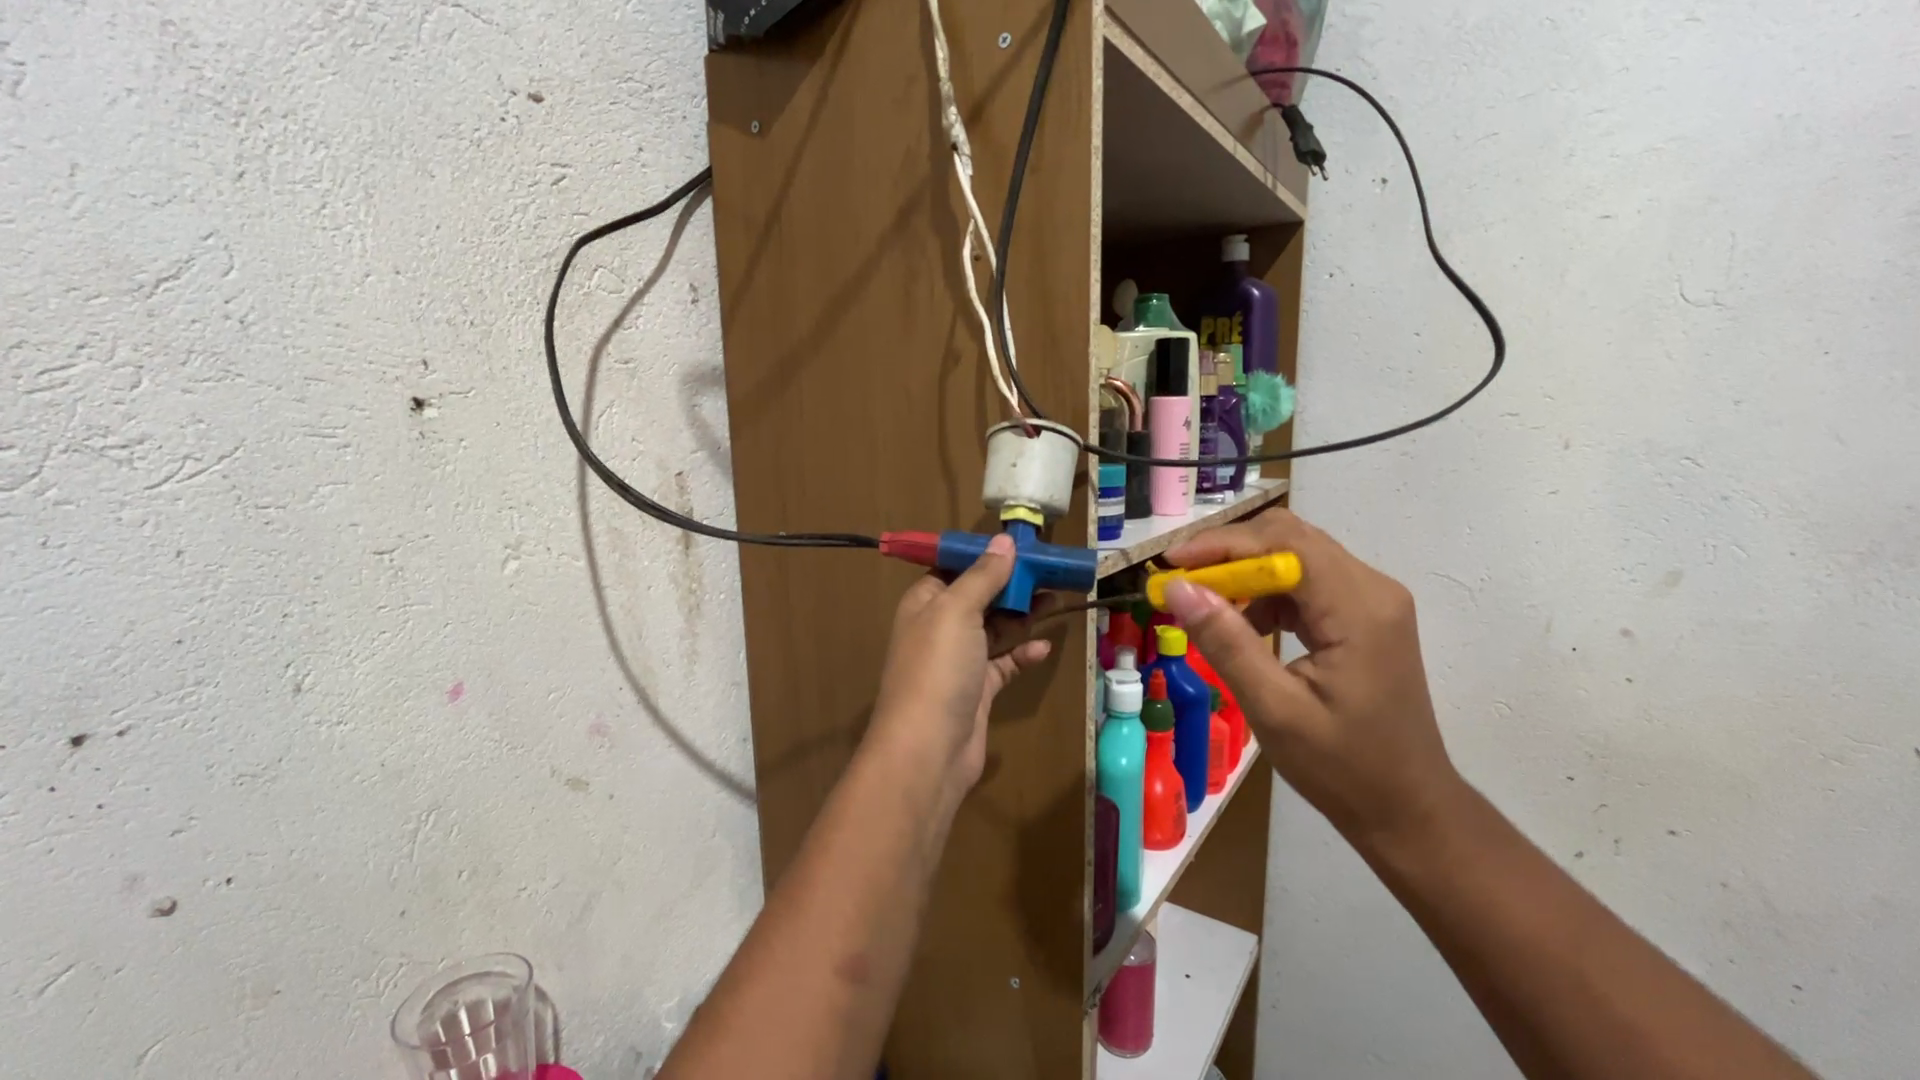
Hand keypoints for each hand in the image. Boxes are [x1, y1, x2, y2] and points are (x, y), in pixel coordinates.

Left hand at [869, 534, 1053, 794]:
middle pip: (980, 596)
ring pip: (995, 628)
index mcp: (925, 602)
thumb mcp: (957, 610)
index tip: (1022, 543)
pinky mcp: (978, 690)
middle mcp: (939, 628)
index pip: (954, 568)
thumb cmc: (938, 668)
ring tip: (1058, 597)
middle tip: (1052, 570)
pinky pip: (1004, 663)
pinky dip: (1023, 653)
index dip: (985, 555)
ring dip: (1023, 613)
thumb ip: (983, 576)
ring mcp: (959, 661)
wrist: (928, 748)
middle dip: (1012, 583)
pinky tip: (1044, 646)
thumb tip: (1004, 540)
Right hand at [1161, 508, 1459, 841]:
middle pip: (1292, 538)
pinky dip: (1268, 593)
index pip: (1283, 544)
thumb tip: (1178, 589)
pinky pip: (1309, 583)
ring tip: (1203, 603)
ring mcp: (1374, 601)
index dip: (1222, 544)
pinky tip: (1243, 624)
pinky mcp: (1366, 617)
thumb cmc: (1342, 767)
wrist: (1407, 806)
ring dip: (1246, 571)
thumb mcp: (1274, 709)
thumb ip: (1227, 643)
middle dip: (1229, 551)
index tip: (1170, 564)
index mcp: (1358, 609)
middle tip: (1179, 579)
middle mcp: (1373, 589)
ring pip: (1298, 556)